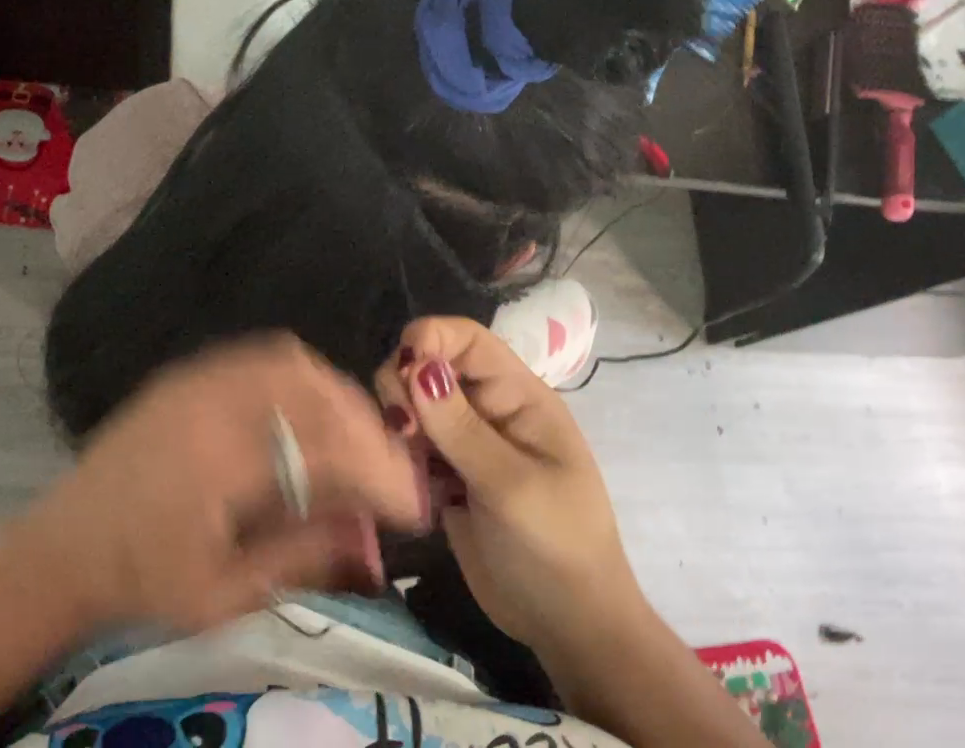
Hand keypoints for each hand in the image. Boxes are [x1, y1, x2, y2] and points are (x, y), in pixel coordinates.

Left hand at [19, 334, 427, 635]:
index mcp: (221, 460)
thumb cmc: (141, 581)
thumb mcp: (225, 591)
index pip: (326, 448)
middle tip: (388, 474)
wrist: (61, 551)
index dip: (380, 473)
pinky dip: (300, 379)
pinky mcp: (183, 377)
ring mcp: (194, 380)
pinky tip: (309, 415)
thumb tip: (377, 540)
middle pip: (315, 390)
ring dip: (336, 399)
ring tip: (355, 444)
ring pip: (291, 363)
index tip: (410, 508)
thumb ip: (305, 555)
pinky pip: (258, 357)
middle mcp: (210, 403)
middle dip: (366, 430)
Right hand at [376, 317, 639, 654]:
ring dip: (398, 425)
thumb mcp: (511, 486)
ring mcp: (465, 445)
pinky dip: (398, 457)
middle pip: (429, 367)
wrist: (565, 624)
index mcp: (519, 397)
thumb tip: (415, 365)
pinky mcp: (445, 478)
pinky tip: (405, 484)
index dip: (430, 339)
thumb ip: (461, 428)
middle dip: (405, 387)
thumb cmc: (554, 547)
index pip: (468, 340)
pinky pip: (410, 448)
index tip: (400, 372)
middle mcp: (489, 411)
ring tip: (408, 465)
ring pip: (412, 407)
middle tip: (405, 433)